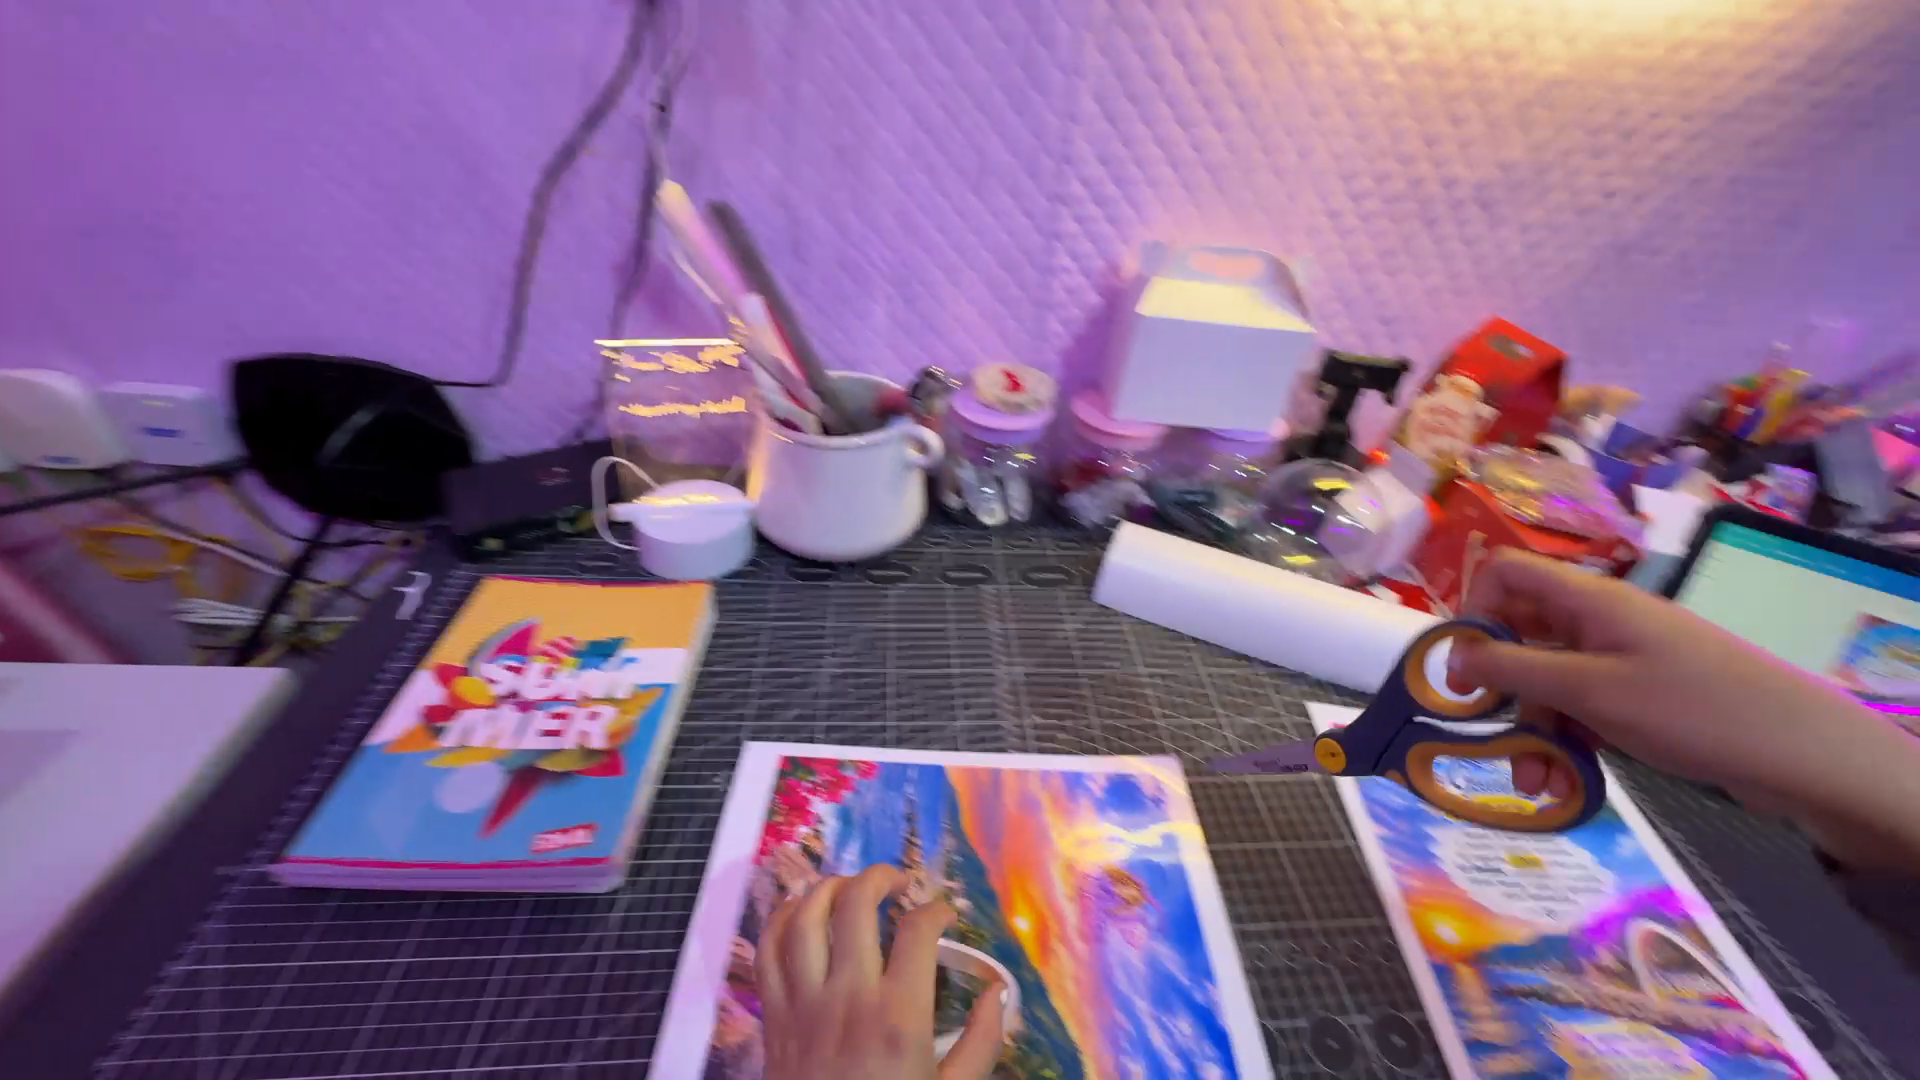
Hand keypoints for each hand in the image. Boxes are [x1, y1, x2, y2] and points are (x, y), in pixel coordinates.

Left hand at [759, 865, 1005, 1079]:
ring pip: (806, 916)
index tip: (946, 914)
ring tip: (851, 886)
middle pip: (856, 903)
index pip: (918, 930)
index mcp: (898, 1014)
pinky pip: (767, 950)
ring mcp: (803, 1002)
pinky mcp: (772, 1015)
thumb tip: (999, 991)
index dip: (937, 910)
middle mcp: (848, 995)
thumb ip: (982, 1042)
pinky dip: (780, 917)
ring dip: (830, 887)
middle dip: (882, 877)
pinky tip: (801, 908)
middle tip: (900, 882)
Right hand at [1447, 551, 1919, 868]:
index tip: (1463, 660)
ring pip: (1545, 680)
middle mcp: (1596, 620)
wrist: (1811, 759)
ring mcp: (1617, 657)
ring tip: (1532, 781)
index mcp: (1586, 600)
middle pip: (1518, 633)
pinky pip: (1578, 705)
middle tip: (1480, 725)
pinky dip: (1564, 740)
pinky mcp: (1635, 692)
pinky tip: (1561, 781)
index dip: (1473, 606)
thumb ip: (1510, 669)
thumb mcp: (1587, 691)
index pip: (1503, 572)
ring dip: (1530, 728)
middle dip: (1496, 685)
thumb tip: (1450, 656)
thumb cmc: (1692, 710)